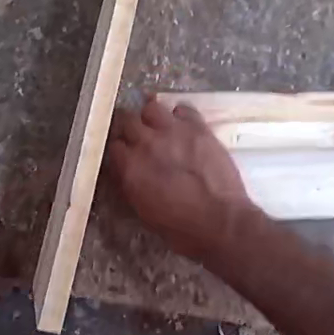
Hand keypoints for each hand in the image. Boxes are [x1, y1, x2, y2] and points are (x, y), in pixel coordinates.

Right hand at [105, 97, 259, 259]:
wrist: (221, 222)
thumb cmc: (180, 227)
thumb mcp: (143, 211)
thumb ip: (130, 184)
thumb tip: (124, 171)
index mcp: (130, 167)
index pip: (112, 145)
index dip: (118, 149)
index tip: (122, 154)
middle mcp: (147, 143)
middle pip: (126, 119)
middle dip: (129, 127)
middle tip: (136, 137)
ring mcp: (173, 131)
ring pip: (152, 107)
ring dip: (151, 116)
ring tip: (159, 126)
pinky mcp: (198, 127)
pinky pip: (183, 108)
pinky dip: (180, 115)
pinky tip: (183, 126)